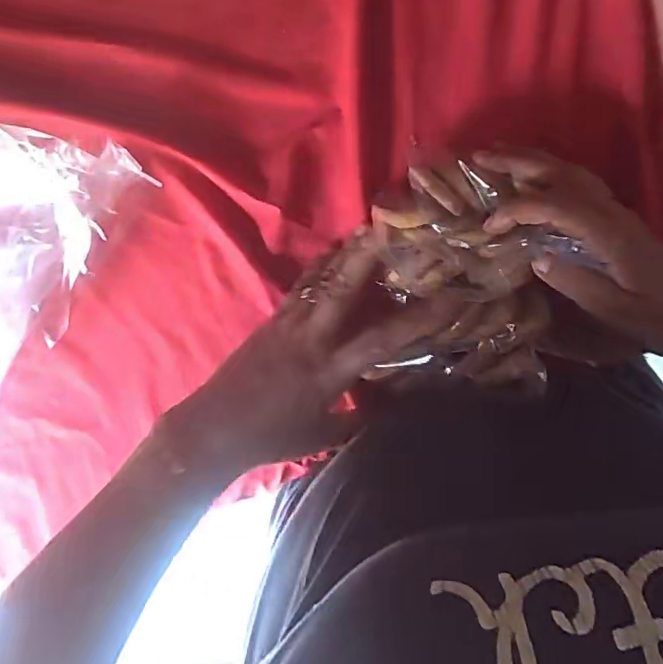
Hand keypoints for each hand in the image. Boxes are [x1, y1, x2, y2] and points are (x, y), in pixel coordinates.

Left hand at [156, 234, 469, 477]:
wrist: (213, 428)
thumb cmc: (271, 437)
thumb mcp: (323, 435)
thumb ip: (358, 418)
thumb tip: (393, 408)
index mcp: (329, 372)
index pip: (382, 340)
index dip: (419, 318)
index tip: (449, 297)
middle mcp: (312, 340)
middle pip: (343, 289)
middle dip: (366, 255)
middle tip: (389, 226)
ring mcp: (289, 324)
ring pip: (321, 280)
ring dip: (345, 252)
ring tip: (367, 227)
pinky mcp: (272, 319)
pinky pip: (301, 286)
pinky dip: (319, 265)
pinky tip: (332, 250)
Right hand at [476, 148, 662, 358]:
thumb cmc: (652, 316)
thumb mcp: (613, 309)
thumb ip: (575, 282)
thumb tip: (535, 257)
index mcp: (609, 232)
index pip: (556, 205)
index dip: (518, 209)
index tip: (490, 224)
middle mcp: (611, 211)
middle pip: (562, 174)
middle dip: (519, 161)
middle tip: (481, 155)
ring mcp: (614, 209)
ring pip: (570, 171)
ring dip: (533, 159)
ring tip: (499, 154)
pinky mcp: (613, 215)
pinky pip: (577, 181)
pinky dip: (550, 170)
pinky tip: (533, 175)